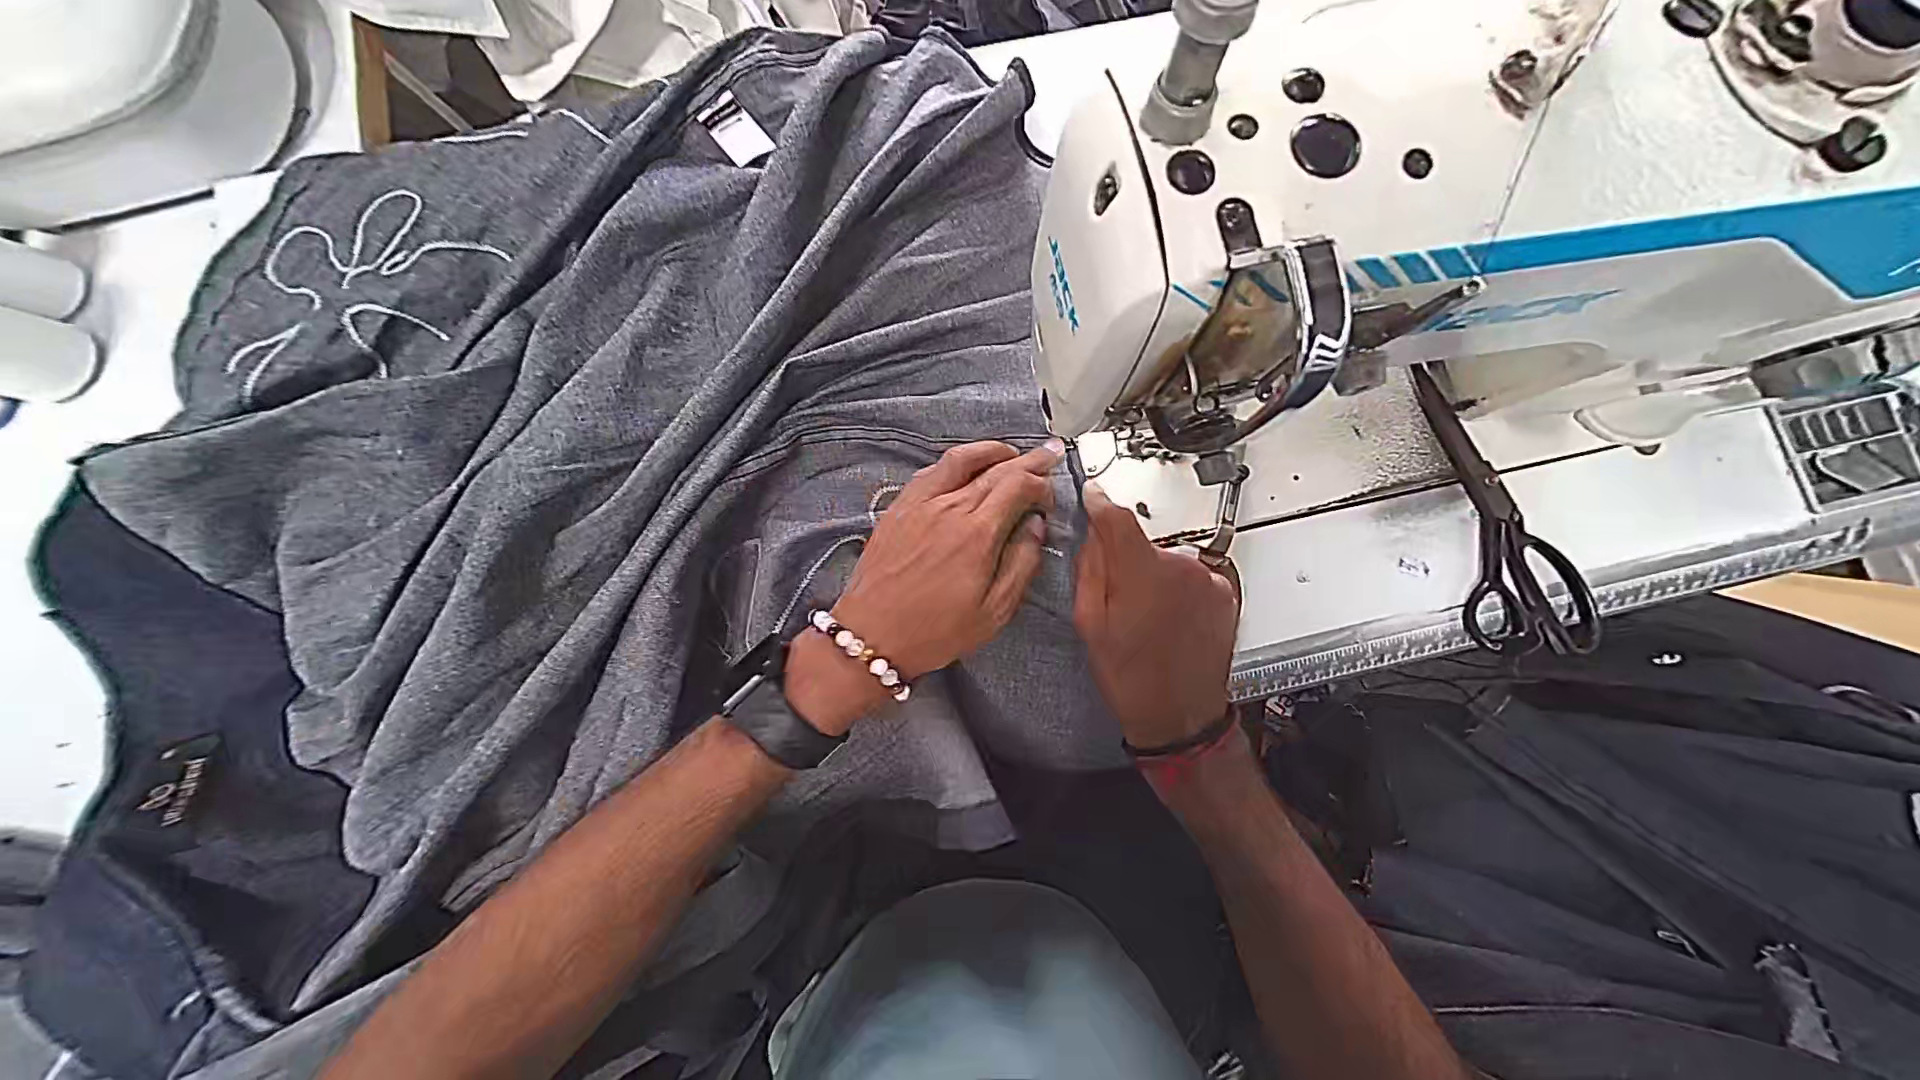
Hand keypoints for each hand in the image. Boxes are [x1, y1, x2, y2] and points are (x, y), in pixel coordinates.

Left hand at [828, 438, 1060, 680]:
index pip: (1018, 486)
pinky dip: (954, 462)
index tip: (1049, 496)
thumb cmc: (933, 631)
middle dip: (1027, 460)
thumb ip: (1021, 564)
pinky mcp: (899, 509)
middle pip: (996, 468)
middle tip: (1047, 454)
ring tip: (1010, 452)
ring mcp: (920, 505)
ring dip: (990, 451)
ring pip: (961, 460)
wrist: (873, 635)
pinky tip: (964, 467)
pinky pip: (930, 471)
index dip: (1041, 484)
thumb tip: (1036, 528)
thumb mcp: (994, 611)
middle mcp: (949, 509)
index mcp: (977, 534)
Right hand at [1074, 482, 1238, 749]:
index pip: (1117, 516)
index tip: (1092, 495)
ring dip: (1154, 575)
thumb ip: (1090, 568)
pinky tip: (1168, 619)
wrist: (1178, 712)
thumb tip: (1093, 535)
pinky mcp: (1222, 591)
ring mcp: (1206, 580)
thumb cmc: (1135, 677)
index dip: (1100, 503)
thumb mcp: (1089, 622)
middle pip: (1141, 539)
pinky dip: (1176, 587)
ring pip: (1165, 557)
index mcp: (1141, 573)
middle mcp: (1180, 568)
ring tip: (1148, 617)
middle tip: (1119, 598)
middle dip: (1126, 558)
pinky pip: (1189, 573)